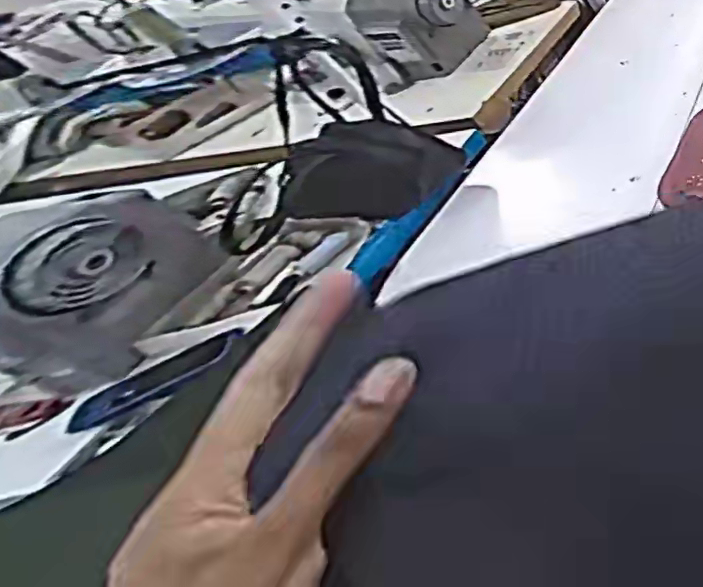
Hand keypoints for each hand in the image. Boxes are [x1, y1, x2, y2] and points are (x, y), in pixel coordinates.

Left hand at [109, 272, 414, 586]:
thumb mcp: (277, 537)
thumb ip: (333, 456)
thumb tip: (387, 377)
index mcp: (200, 485)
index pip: (263, 382)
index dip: (304, 326)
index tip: (339, 281)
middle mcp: (201, 493)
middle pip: (258, 397)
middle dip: (301, 339)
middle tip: (340, 292)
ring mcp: (213, 516)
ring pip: (265, 429)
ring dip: (303, 378)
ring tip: (337, 341)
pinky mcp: (237, 536)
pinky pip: (278, 458)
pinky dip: (307, 423)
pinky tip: (325, 424)